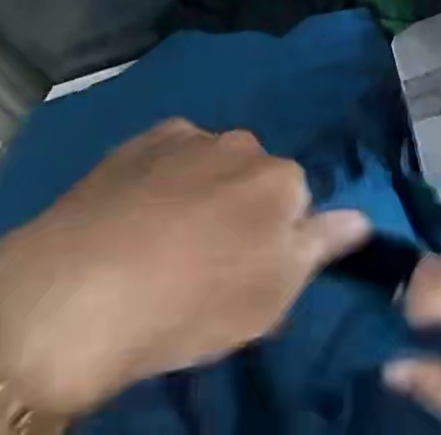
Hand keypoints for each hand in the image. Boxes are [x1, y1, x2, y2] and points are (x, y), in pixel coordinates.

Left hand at [0, 119, 371, 414]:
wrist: (79, 292)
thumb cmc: (191, 304)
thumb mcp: (271, 296)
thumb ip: (321, 246)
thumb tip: (361, 218)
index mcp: (283, 179)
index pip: (299, 200)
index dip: (277, 236)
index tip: (248, 268)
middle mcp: (244, 143)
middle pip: (256, 174)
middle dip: (242, 205)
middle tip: (207, 255)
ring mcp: (189, 136)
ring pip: (212, 161)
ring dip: (203, 187)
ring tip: (165, 235)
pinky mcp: (140, 139)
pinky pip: (169, 155)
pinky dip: (164, 176)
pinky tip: (136, 212)